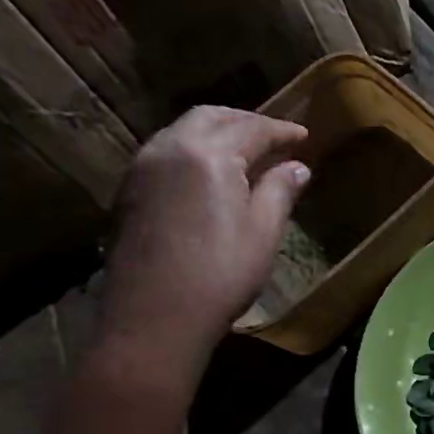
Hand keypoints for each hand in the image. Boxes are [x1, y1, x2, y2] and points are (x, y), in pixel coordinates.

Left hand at [98, 107, 310, 376]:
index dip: (281, 130)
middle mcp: (170, 148)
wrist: (155, 315)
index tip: (304, 135)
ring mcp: (142, 168)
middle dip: (245, 121)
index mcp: (208, 154)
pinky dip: (194, 150)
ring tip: (243, 150)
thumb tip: (297, 167)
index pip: (252, 129)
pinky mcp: (129, 191)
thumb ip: (280, 191)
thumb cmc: (221, 274)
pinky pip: (166, 153)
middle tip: (273, 136)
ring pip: (183, 132)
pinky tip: (209, 173)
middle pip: (211, 118)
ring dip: (217, 132)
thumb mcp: (263, 232)